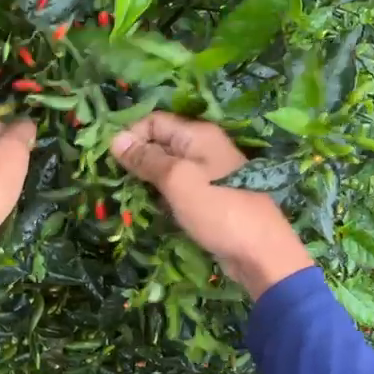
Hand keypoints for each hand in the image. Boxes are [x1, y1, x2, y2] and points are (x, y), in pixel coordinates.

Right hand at [110, 112, 312, 298]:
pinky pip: (178, 188)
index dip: (131, 135)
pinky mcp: (209, 197)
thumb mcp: (176, 180)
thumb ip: (146, 159)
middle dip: (137, 159)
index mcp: (198, 134)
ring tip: (131, 198)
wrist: (261, 253)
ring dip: (147, 180)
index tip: (112, 161)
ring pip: (167, 168)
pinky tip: (153, 210)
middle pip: (160, 143)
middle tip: (117, 182)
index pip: (154, 121)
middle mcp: (204, 148)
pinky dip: (163, 196)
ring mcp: (208, 174)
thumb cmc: (218, 210)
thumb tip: (115, 138)